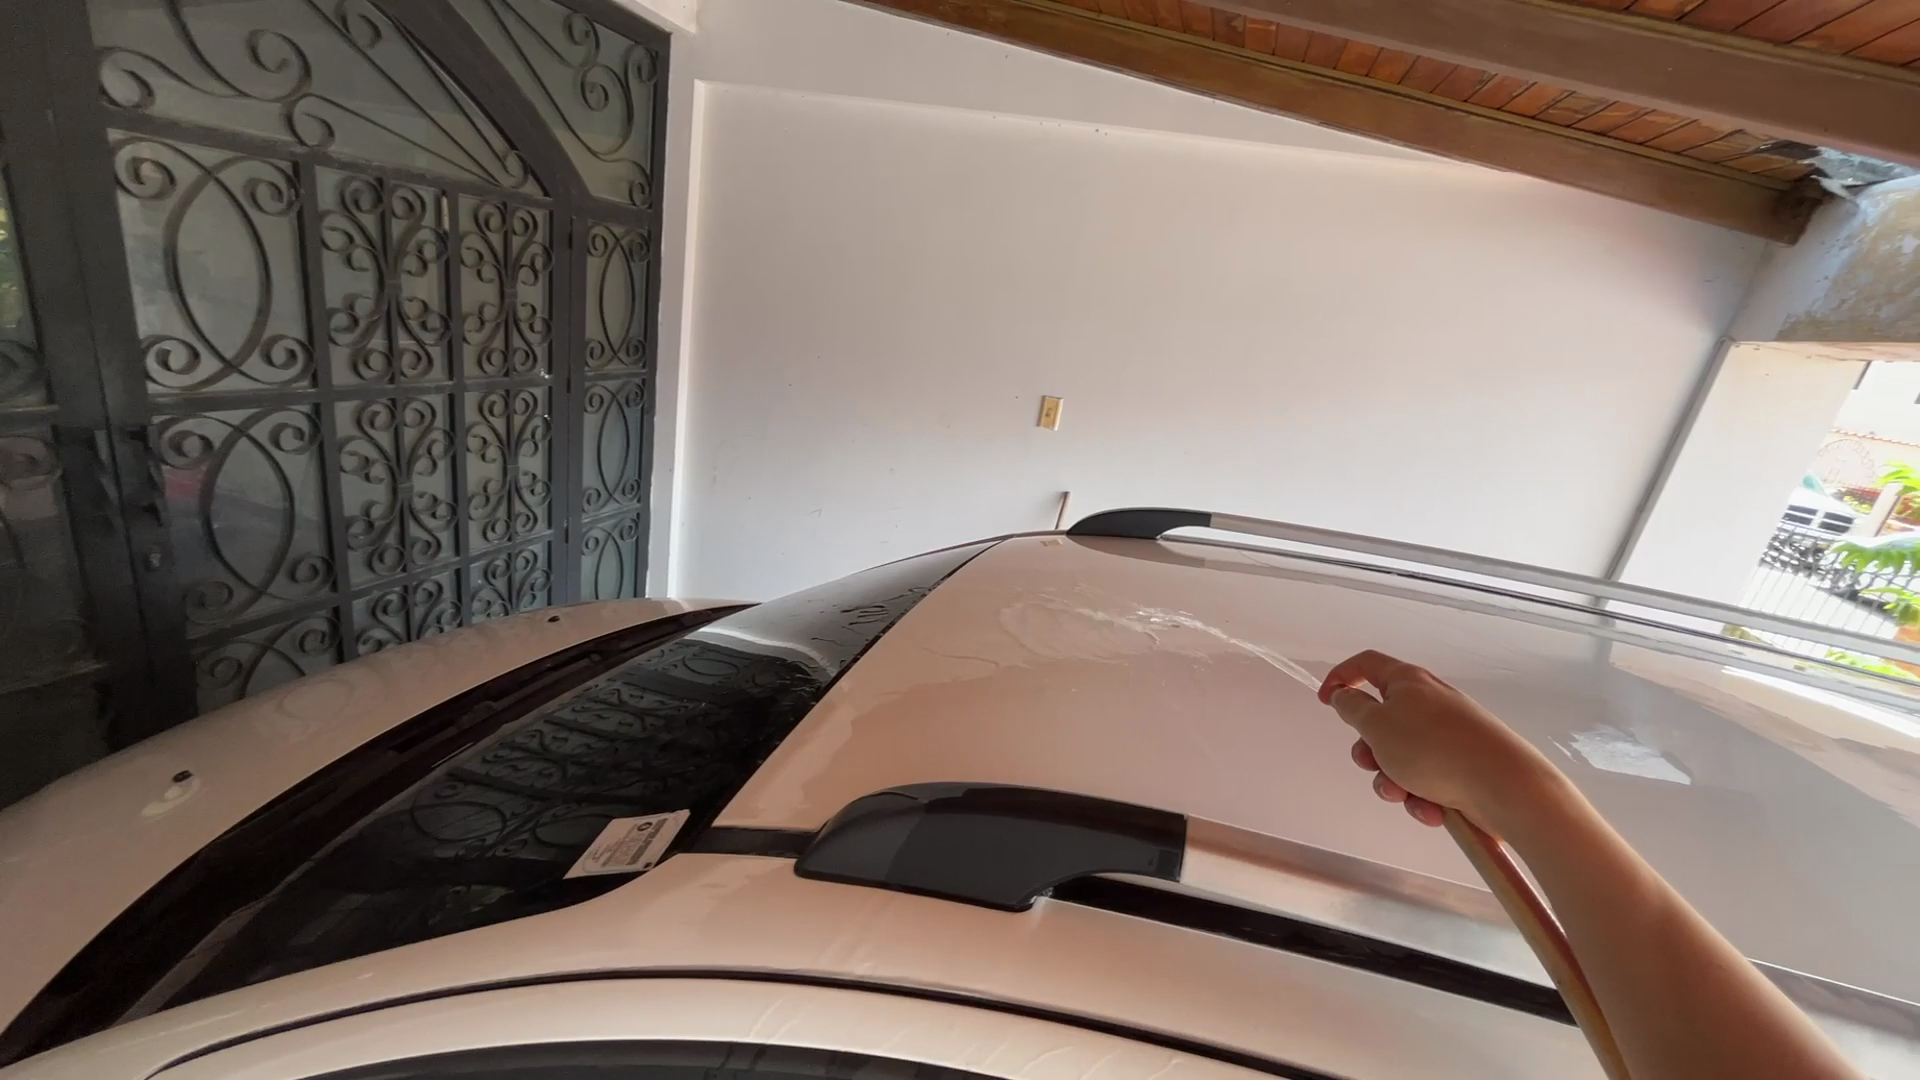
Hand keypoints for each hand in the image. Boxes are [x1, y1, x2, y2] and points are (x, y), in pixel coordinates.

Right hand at [1317, 650, 1563, 832]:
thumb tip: (1346, 696)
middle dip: (1368, 749)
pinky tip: (1430, 809)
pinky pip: (1427, 778)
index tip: (1326, 701)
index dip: (1340, 677)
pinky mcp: (1465, 767)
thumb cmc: (1433, 749)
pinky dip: (1421, 795)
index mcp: (1408, 682)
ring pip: (1400, 756)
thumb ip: (1352, 708)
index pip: (1366, 665)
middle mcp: (1429, 703)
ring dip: (1392, 779)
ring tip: (1404, 795)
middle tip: (1369, 764)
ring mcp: (1449, 736)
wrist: (1509, 789)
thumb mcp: (1376, 725)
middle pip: (1381, 719)